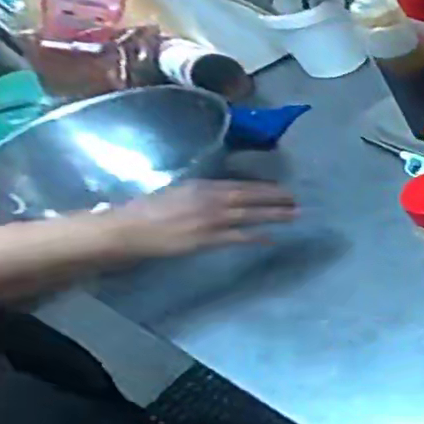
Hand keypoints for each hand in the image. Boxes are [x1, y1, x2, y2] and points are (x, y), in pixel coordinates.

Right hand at [103, 180, 297, 256]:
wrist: (127, 229)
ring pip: (250, 215)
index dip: (263, 187)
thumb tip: (225, 193)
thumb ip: (202, 192)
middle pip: (251, 197)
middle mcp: (210, 200)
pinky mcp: (208, 239)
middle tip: (296, 199)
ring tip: (294, 215)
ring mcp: (211, 220)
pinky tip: (271, 239)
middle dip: (276, 198)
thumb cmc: (147, 210)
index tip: (281, 188)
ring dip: (274, 215)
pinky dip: (257, 237)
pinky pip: (239, 238)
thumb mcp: (178, 191)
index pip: (240, 185)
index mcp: (202, 186)